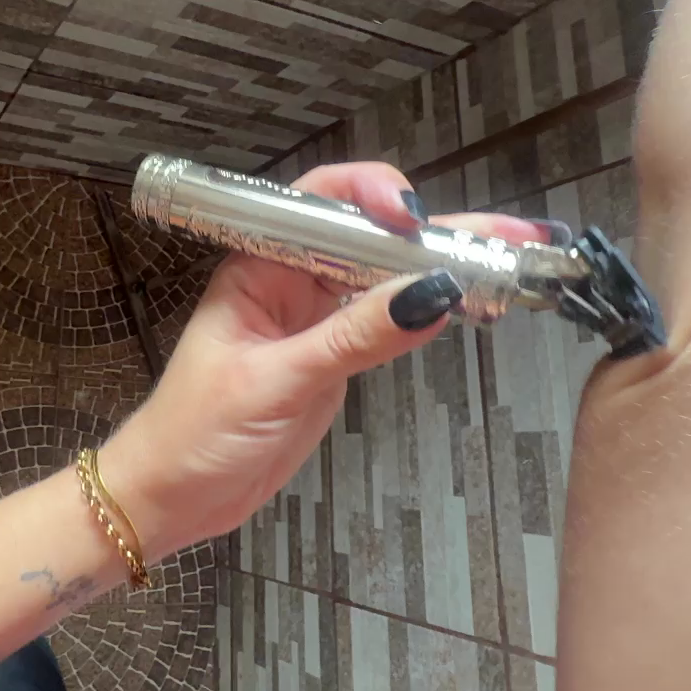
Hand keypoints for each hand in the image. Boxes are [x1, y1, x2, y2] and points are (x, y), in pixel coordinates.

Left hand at [102, 162, 555, 559]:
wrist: (175, 495)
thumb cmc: (198, 432)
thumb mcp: (276, 381)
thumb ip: (352, 338)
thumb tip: (432, 294)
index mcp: (257, 267)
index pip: (317, 203)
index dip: (370, 195)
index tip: (415, 219)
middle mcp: (288, 281)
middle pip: (364, 237)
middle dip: (434, 231)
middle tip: (512, 239)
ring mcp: (312, 319)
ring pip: (382, 276)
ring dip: (442, 268)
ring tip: (515, 265)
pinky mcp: (330, 355)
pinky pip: (383, 319)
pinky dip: (425, 311)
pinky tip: (472, 303)